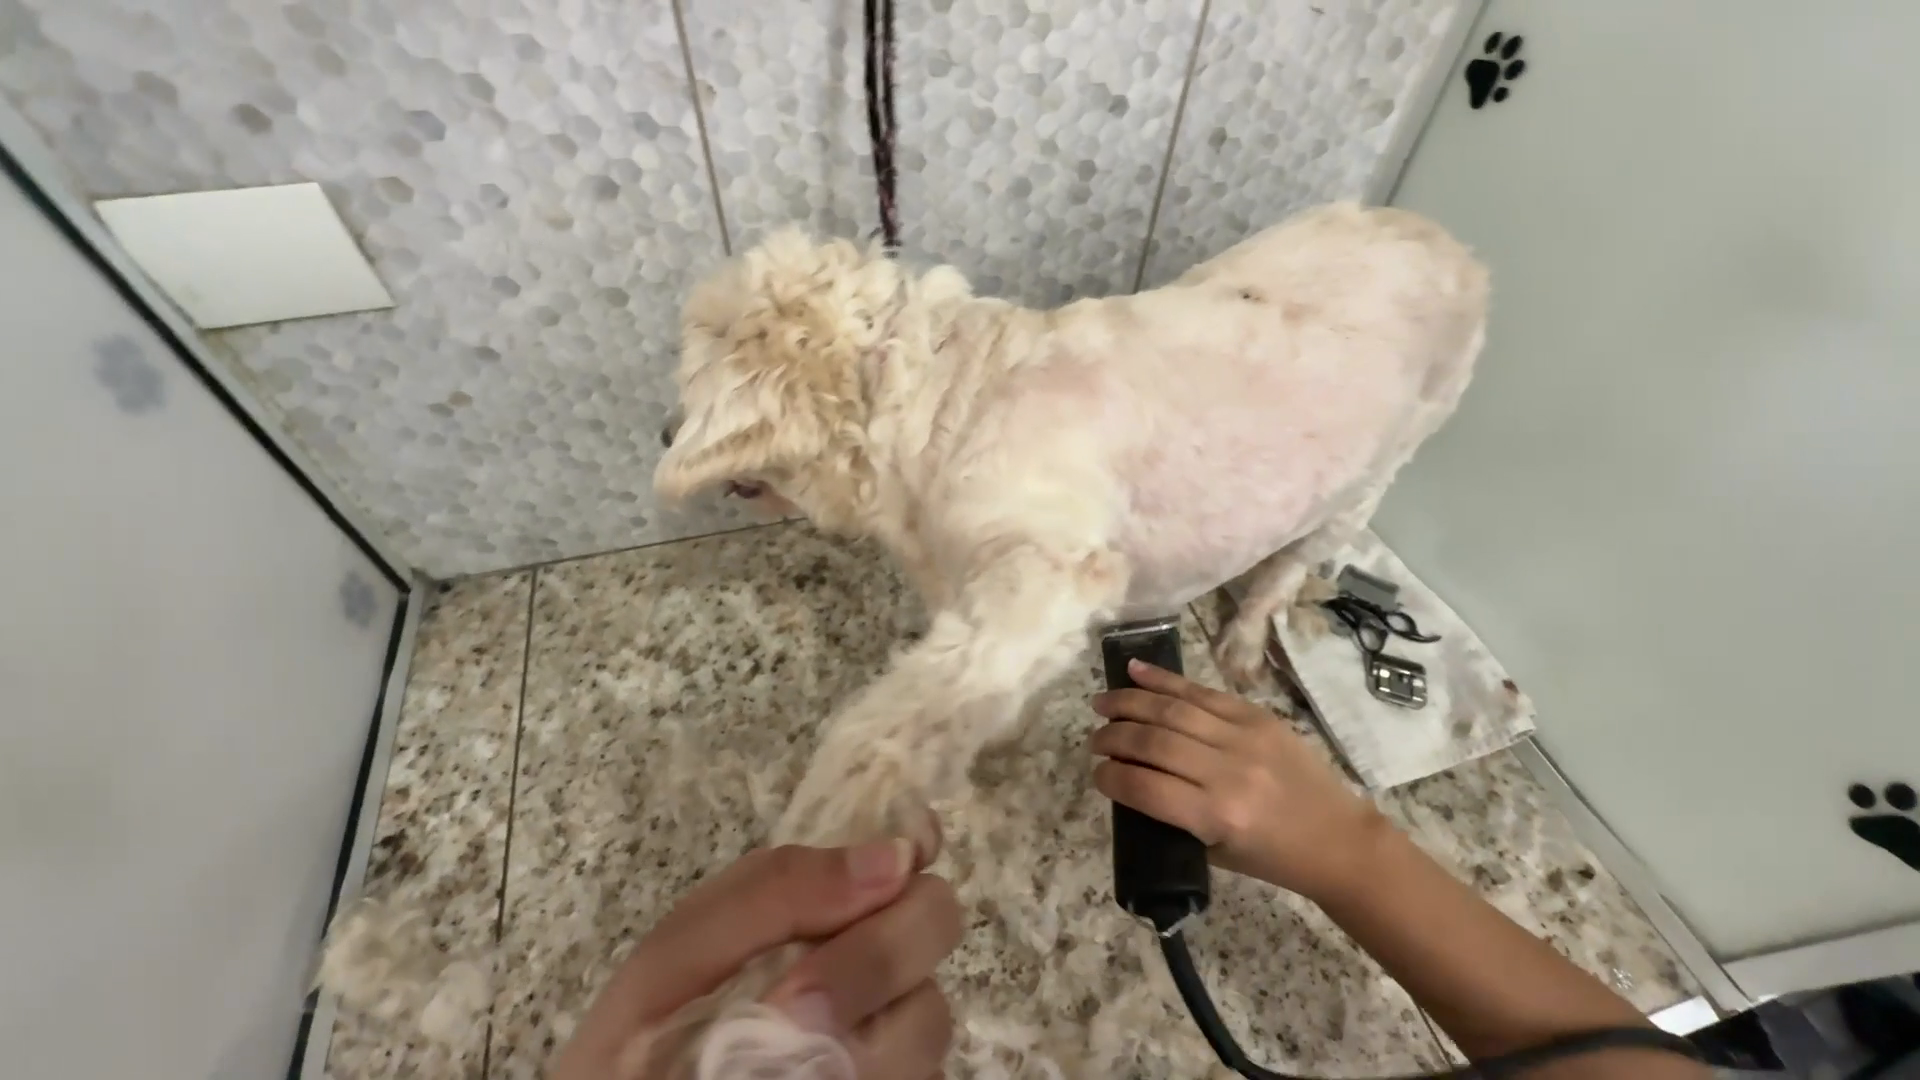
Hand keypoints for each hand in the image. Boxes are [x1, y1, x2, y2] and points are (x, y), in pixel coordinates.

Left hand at [550, 838, 962, 1079]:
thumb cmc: (647, 1031)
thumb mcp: (687, 947)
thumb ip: (777, 890)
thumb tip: (895, 855)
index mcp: (821, 898)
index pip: (908, 844)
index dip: (916, 843)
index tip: (898, 866)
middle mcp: (870, 949)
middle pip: (937, 916)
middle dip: (880, 954)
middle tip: (799, 1000)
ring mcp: (888, 1025)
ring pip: (931, 1012)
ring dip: (864, 1036)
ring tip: (788, 1061)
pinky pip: (924, 1077)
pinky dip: (876, 1078)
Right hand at [1089, 659, 1388, 901]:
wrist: (1339, 838)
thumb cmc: (1273, 858)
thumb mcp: (1213, 851)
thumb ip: (1169, 814)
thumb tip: (1128, 777)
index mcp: (1217, 816)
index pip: (1144, 788)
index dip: (1110, 777)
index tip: (1096, 775)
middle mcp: (1227, 771)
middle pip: (1152, 742)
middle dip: (1113, 737)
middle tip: (1094, 740)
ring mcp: (1244, 736)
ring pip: (1172, 708)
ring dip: (1129, 702)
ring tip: (1102, 703)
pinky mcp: (1255, 715)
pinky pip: (1201, 691)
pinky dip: (1163, 679)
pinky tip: (1134, 672)